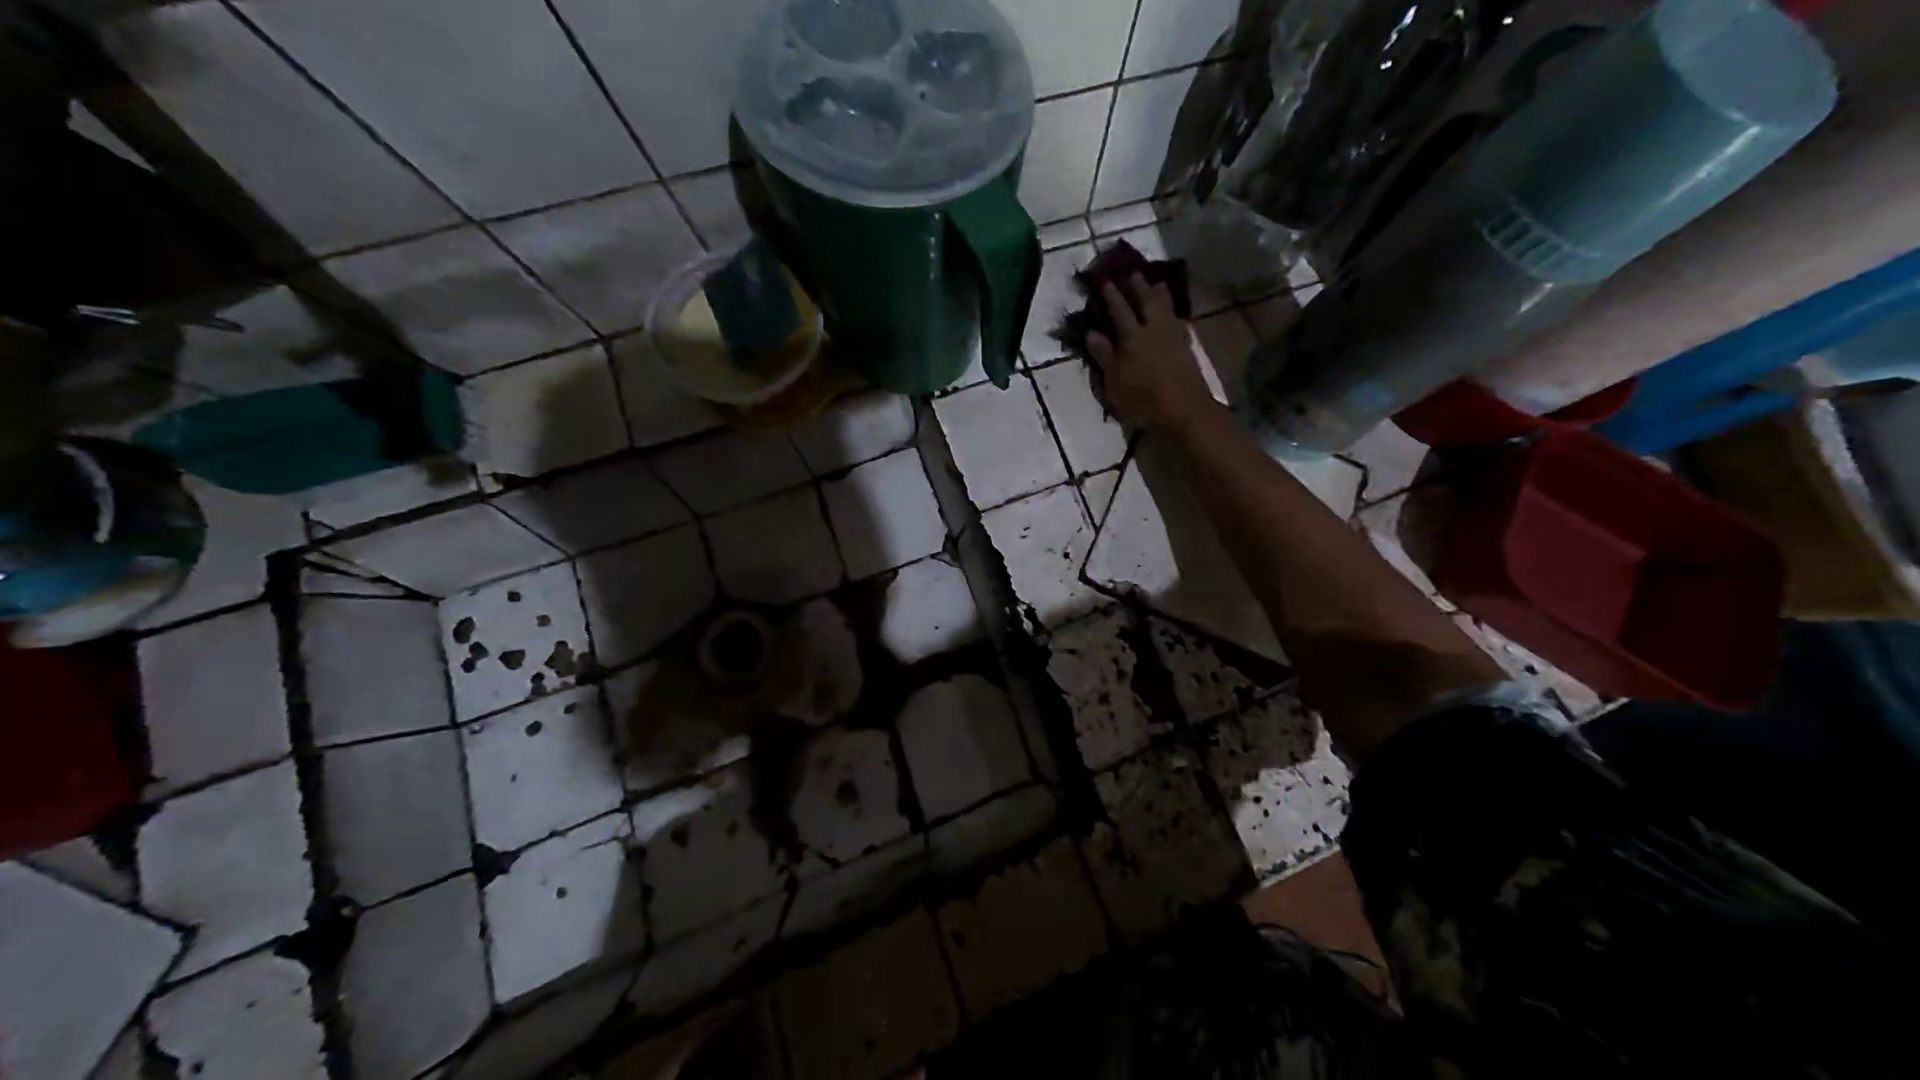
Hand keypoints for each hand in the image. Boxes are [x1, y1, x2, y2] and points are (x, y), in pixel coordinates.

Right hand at [1085, 274, 1221, 430]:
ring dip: (1159, 293)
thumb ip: (1104, 355)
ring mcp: (1173, 336)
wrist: (1185, 411)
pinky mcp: (1187, 347)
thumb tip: (1092, 333)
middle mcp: (1154, 329)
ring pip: (1166, 307)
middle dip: (1138, 286)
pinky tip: (1174, 313)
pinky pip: (1179, 320)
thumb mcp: (1114, 382)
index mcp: (1132, 337)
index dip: (1111, 295)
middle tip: (1133, 272)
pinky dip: (1173, 312)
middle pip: (1146, 301)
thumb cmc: (1142, 400)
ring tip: (1157, 283)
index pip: (1119, 309)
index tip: (1105, 280)